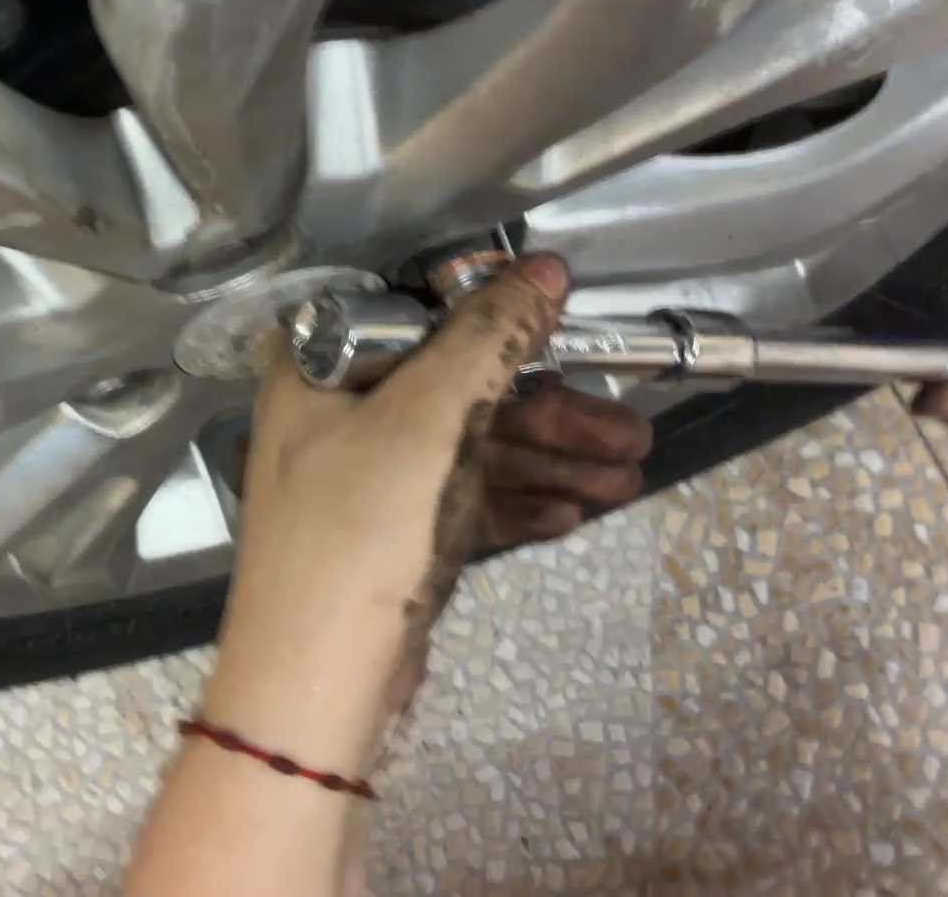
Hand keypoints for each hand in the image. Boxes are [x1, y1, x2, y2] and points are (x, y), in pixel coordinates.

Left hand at [199, 255, 651, 772]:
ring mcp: (359, 479)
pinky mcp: (385, 533)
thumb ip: (487, 339)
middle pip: (452, 390)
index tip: (562, 326)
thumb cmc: (361, 527)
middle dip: (545, 412)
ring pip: (462, 448)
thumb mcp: (428, 417)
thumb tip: (544, 269)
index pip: (411, 318)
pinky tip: (571, 514)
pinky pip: (455, 497)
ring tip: (627, 476)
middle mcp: (332, 416)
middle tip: (630, 431)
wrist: (316, 677)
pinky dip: (510, 502)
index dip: (489, 319)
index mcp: (317, 370)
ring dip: (545, 460)